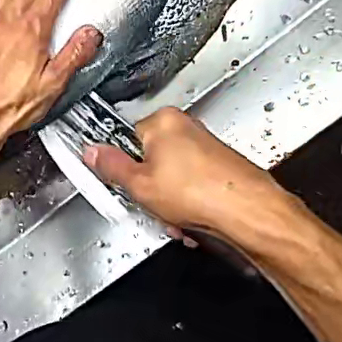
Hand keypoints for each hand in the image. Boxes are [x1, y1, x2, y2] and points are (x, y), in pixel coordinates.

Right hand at [83, 109, 306, 251]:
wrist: (249, 213)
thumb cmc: (202, 193)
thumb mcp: (138, 184)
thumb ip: (110, 166)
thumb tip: (92, 152)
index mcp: (162, 121)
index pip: (124, 139)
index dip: (120, 167)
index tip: (118, 182)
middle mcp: (186, 128)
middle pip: (148, 160)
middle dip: (148, 189)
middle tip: (149, 204)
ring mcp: (205, 148)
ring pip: (170, 177)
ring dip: (167, 202)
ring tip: (174, 217)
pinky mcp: (220, 169)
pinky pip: (190, 187)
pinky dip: (187, 204)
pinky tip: (190, 220)